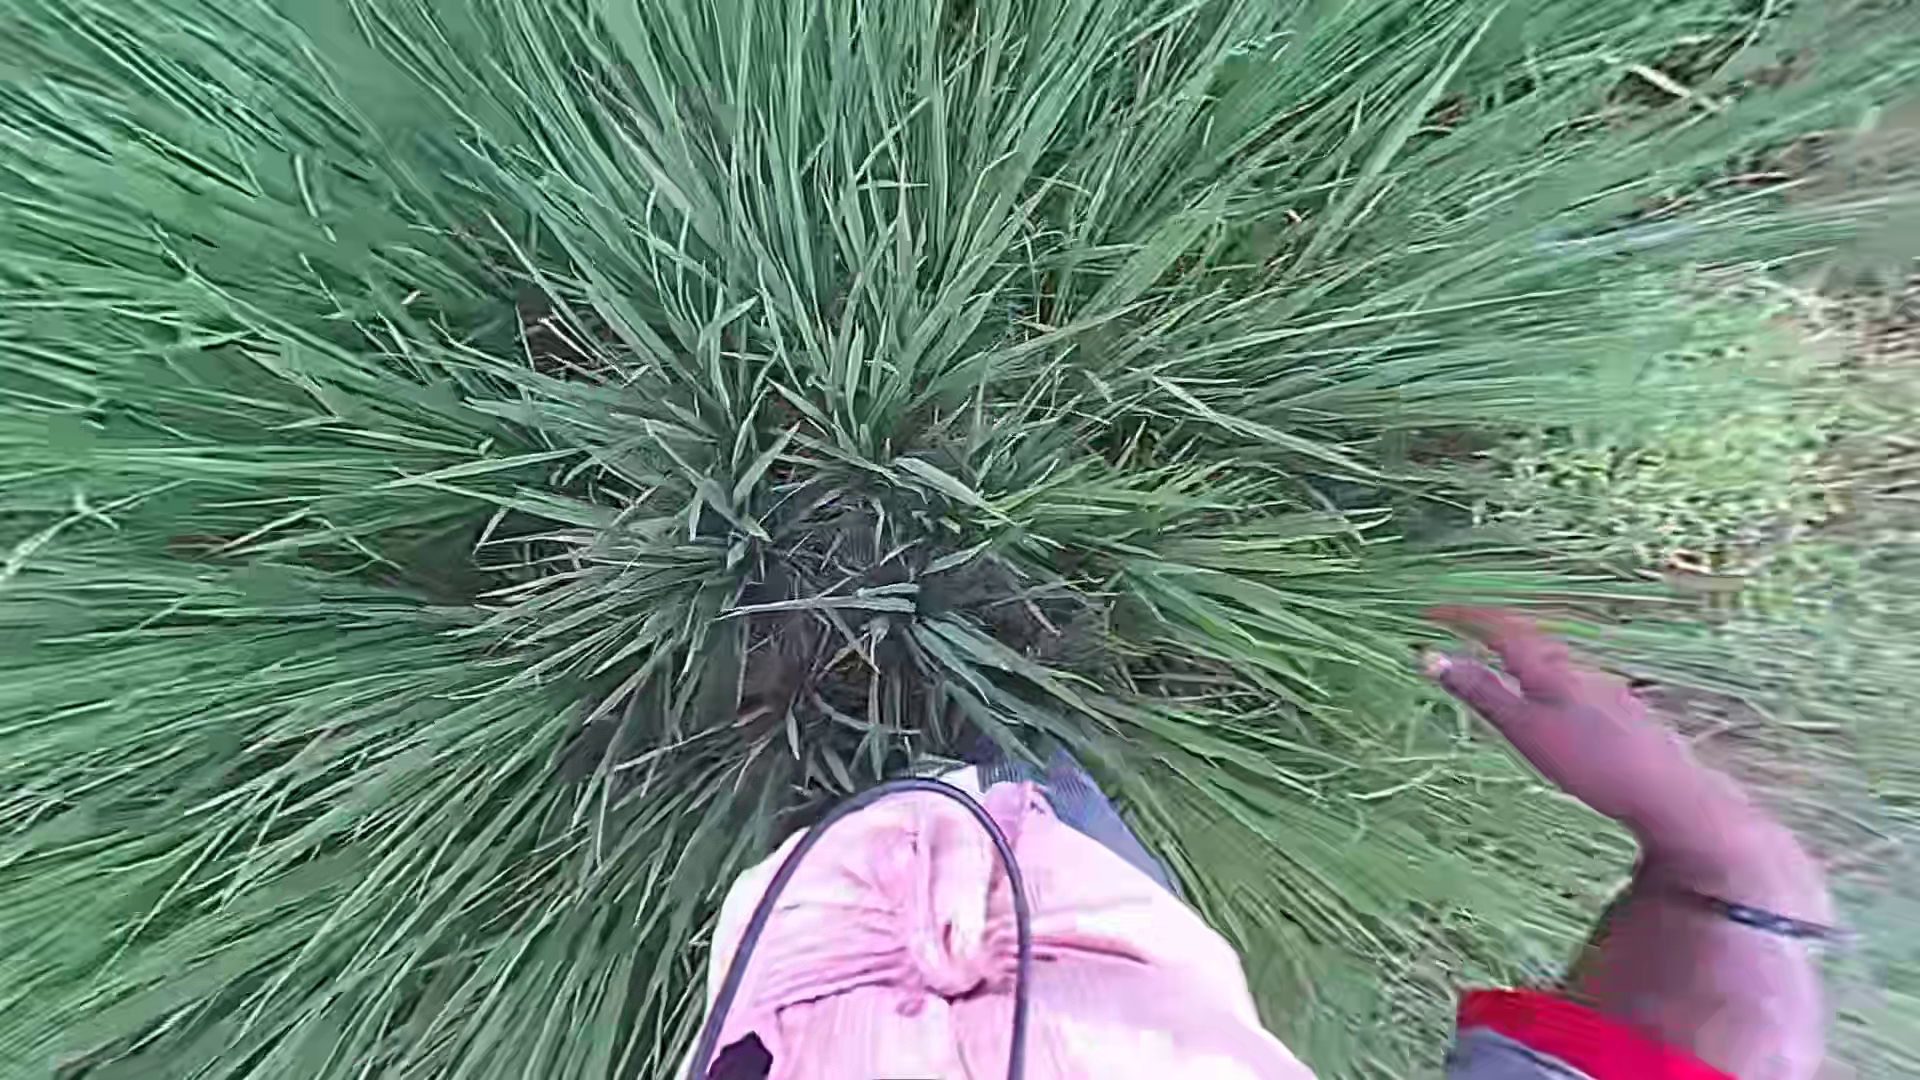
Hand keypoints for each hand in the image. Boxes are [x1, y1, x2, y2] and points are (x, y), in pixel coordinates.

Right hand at [1423, 608, 1706, 829]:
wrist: (1683, 803)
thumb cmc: (1592, 762)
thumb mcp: (1521, 726)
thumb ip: (1477, 690)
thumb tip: (1429, 656)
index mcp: (1549, 668)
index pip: (1499, 627)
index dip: (1463, 616)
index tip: (1431, 612)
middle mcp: (1578, 671)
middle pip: (1527, 639)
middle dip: (1490, 631)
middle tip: (1459, 632)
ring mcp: (1606, 692)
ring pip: (1550, 661)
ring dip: (1516, 655)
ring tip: (1493, 666)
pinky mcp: (1623, 715)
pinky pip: (1569, 682)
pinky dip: (1541, 679)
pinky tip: (1545, 703)